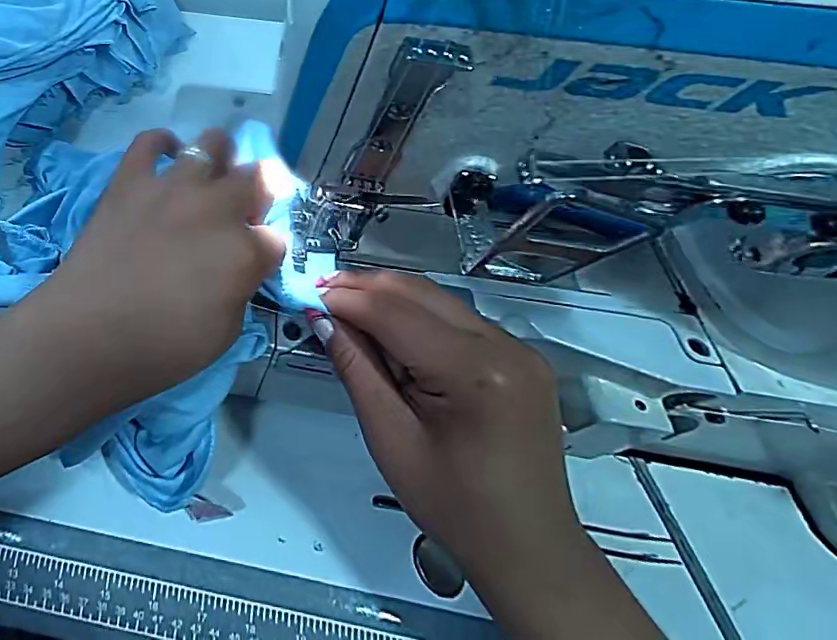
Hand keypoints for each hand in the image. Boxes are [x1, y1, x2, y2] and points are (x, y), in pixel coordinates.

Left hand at [27, 128, 283, 409]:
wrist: (85, 334)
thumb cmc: (159, 348)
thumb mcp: (224, 333)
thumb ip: (240, 290)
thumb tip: (237, 269)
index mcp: (244, 250)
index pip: (274, 238)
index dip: (265, 250)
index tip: (252, 262)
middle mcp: (216, 208)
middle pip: (256, 178)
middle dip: (255, 195)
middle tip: (237, 216)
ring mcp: (173, 186)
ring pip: (213, 143)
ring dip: (220, 159)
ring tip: (208, 178)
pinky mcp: (131, 179)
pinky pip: (151, 141)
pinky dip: (162, 144)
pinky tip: (166, 157)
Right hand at [317, 270, 593, 621]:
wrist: (528, 548)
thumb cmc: (455, 506)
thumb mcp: (391, 439)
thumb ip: (356, 368)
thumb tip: (323, 318)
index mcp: (474, 373)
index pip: (395, 313)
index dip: (347, 298)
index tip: (308, 294)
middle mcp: (504, 346)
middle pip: (418, 292)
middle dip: (365, 287)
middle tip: (321, 293)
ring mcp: (518, 347)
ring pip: (437, 298)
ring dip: (390, 297)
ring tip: (348, 308)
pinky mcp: (520, 354)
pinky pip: (457, 318)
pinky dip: (418, 315)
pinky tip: (390, 329)